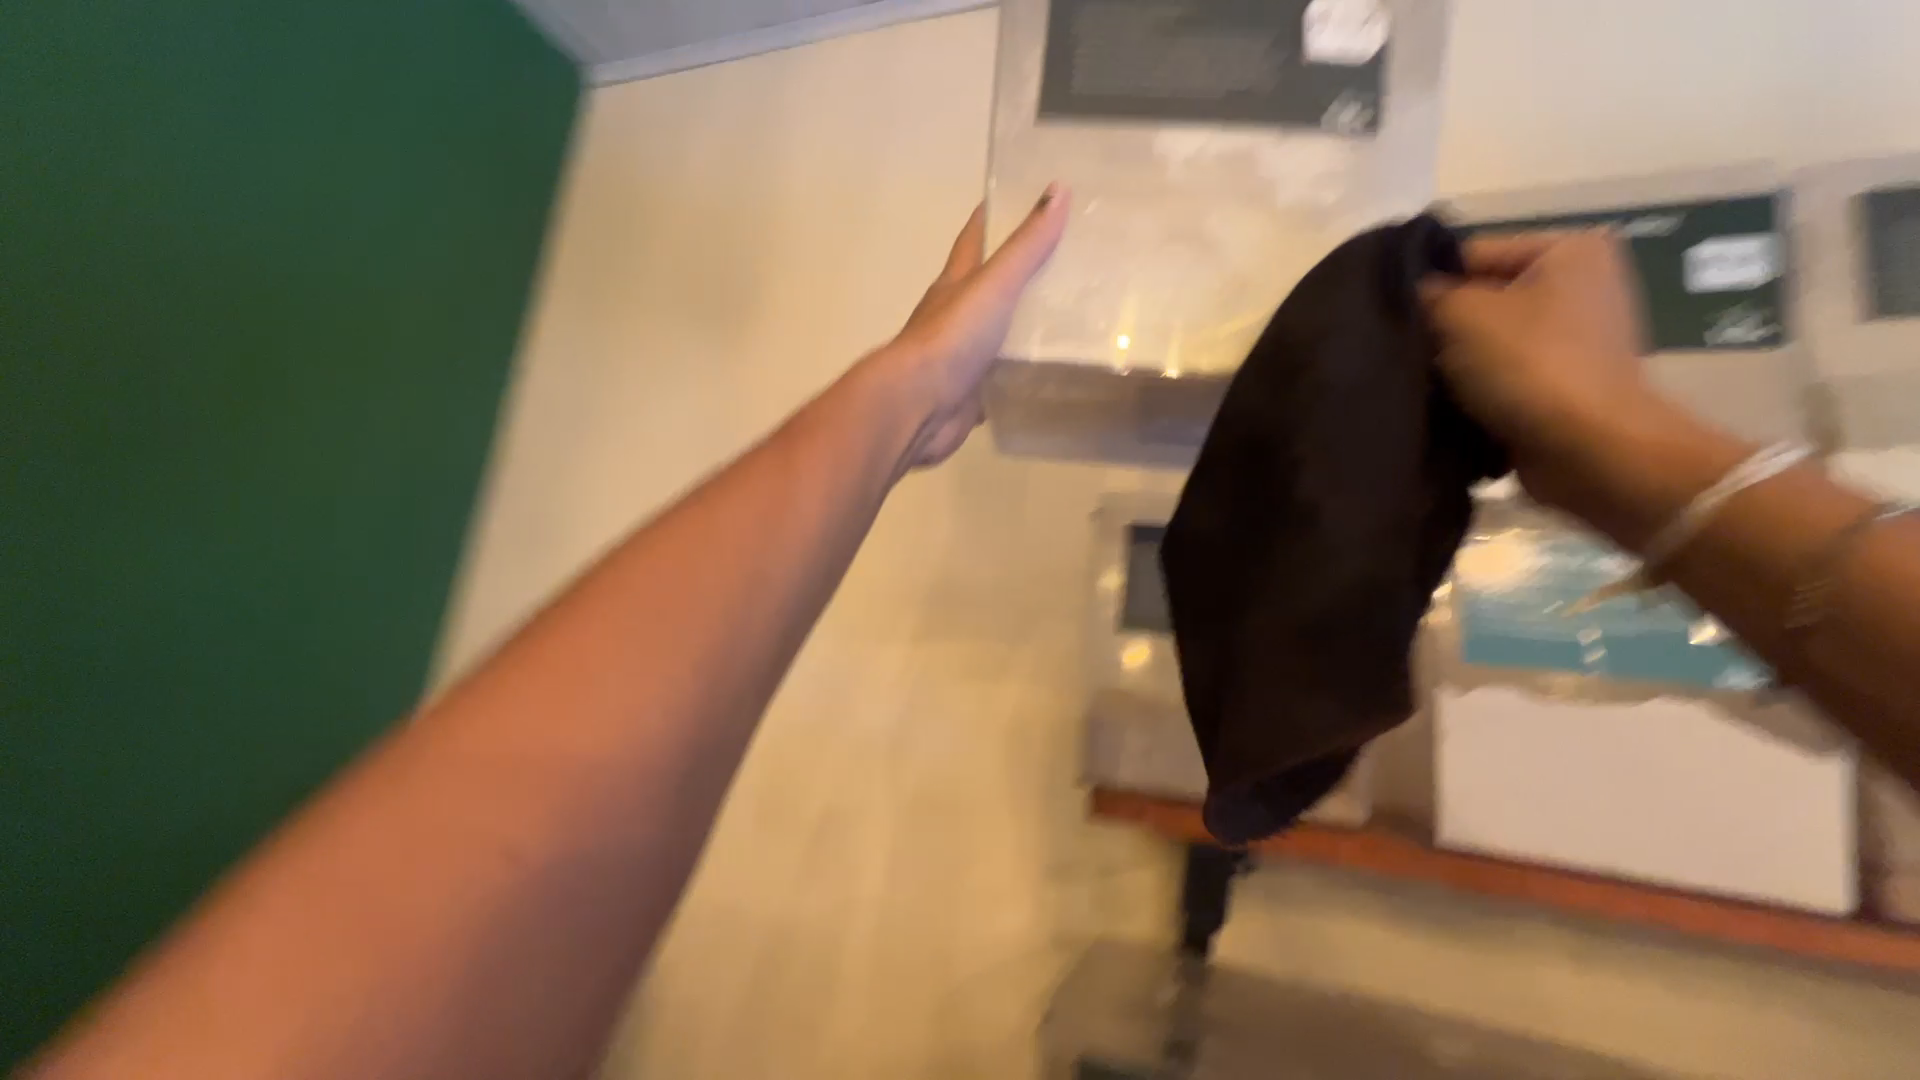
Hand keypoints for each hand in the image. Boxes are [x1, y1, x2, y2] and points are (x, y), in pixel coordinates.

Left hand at [881, 186, 1069, 466]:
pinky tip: (1050, 372)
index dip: (995, 216)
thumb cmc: (952, 337)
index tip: (1026, 198)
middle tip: (1068, 263)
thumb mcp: (994, 283)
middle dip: (1022, 275)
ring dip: (1025, 328)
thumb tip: (1058, 190)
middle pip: (990, 287)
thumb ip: (1026, 246)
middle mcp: (956, 316)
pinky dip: (1022, 375)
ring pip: (999, 335)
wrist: (919, 405)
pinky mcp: (971, 392)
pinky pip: (1002, 380)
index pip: (974, 238)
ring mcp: (962, 356)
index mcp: (956, 283)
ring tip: (1072, 318)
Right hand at [1422, 230, 1663, 509]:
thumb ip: (1427, 294)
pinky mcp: (1561, 384)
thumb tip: (1408, 294)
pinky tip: (1445, 403)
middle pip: (1479, 298)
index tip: (1388, 315)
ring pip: (1484, 341)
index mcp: (1568, 249)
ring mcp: (1573, 338)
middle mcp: (1579, 285)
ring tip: (1418, 380)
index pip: (1470, 254)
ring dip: (1451, 362)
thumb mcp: (1462, 314)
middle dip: (1440, 326)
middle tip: (1400, 350)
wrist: (1587, 449)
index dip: (1425, 284)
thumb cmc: (1529, 365)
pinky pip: (1499, 375)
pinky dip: (1472, 389)